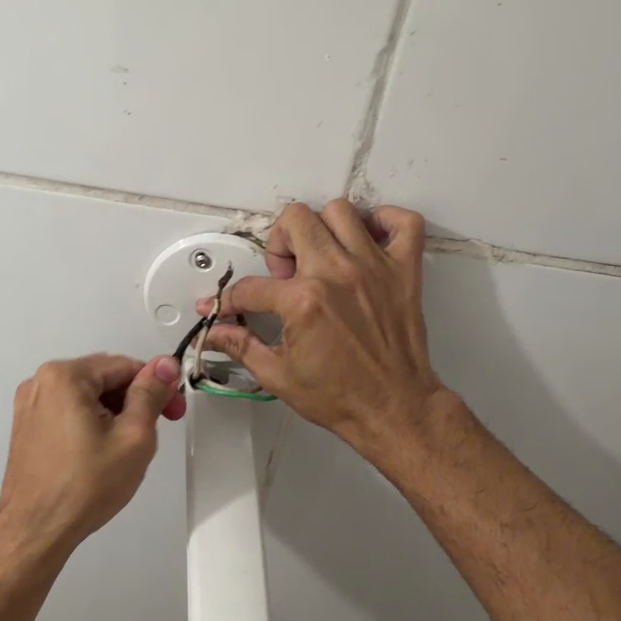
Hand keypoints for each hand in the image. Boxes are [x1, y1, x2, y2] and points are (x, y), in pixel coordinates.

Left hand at [0, 354, 185, 552]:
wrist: (36, 530)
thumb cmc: (88, 484)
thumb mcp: (133, 436)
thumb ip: (151, 394)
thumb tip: (166, 364)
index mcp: (64, 375)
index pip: (124, 365)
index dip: (156, 386)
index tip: (173, 414)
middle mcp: (40, 381)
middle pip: (103, 378)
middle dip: (133, 401)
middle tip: (152, 436)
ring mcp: (28, 405)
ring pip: (85, 397)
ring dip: (112, 414)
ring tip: (124, 450)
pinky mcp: (25, 427)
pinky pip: (68, 413)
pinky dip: (90, 424)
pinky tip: (99, 454)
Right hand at [201, 200, 446, 457]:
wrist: (393, 409)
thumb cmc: (342, 397)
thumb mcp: (278, 375)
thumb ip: (241, 346)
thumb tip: (216, 332)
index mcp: (303, 302)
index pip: (250, 286)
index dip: (231, 299)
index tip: (229, 306)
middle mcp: (337, 275)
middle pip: (295, 220)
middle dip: (279, 244)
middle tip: (284, 273)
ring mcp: (373, 268)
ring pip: (341, 211)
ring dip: (322, 229)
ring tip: (320, 257)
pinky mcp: (404, 271)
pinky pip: (402, 222)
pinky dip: (385, 221)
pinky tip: (367, 242)